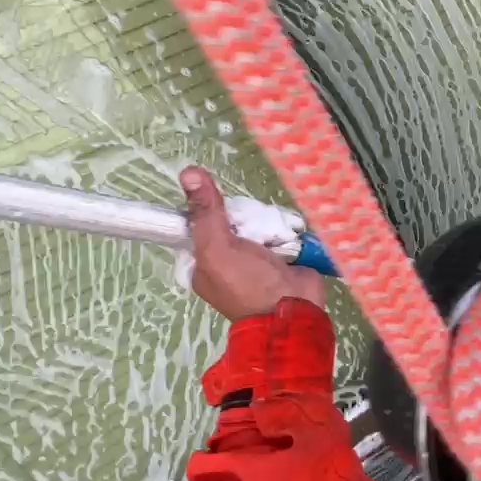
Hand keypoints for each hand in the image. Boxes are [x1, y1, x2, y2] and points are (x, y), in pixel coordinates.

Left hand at [182, 166, 325, 320]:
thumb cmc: (248, 284)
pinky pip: (283, 229)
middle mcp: (229, 257)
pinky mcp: (284, 253)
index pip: (205, 221)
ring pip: (262, 221)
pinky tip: (292, 234)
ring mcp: (258, 255)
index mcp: (204, 261)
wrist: (293, 309)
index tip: (232, 213)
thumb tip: (188, 171)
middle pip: (237, 218)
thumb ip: (206, 212)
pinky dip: (289, 228)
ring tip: (280, 235)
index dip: (217, 211)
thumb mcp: (219, 248)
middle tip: (258, 229)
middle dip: (251, 217)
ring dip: (273, 223)